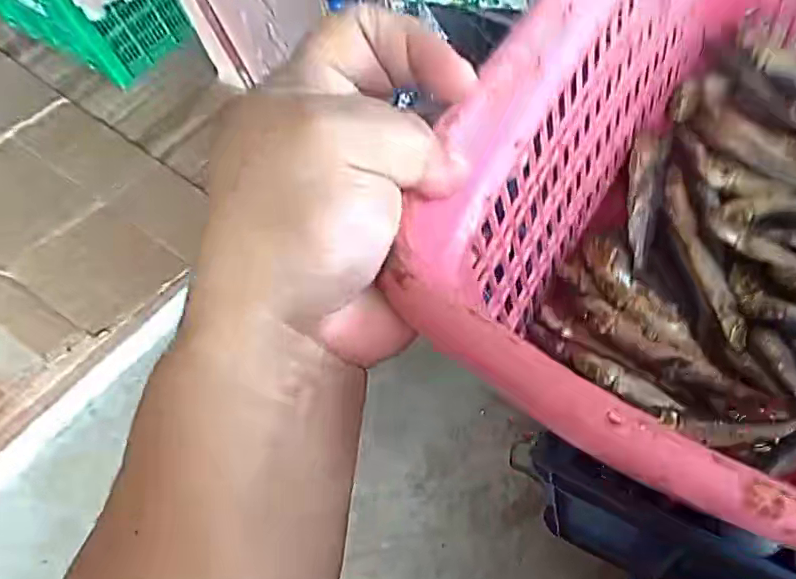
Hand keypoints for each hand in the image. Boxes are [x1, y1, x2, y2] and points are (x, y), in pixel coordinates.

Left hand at [187, 8, 477, 366]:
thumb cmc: (297, 220)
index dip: (417, 45)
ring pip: (441, 176)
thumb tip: (454, 170)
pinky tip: (492, 234)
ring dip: (470, 184)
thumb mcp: (336, 142)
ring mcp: (382, 203)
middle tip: (493, 149)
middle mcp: (349, 145)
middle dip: (457, 123)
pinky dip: (472, 231)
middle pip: (417, 111)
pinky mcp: (410, 252)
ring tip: (497, 197)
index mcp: (310, 96)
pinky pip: (452, 229)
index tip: (464, 83)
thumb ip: (408, 135)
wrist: (298, 325)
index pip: (366, 36)